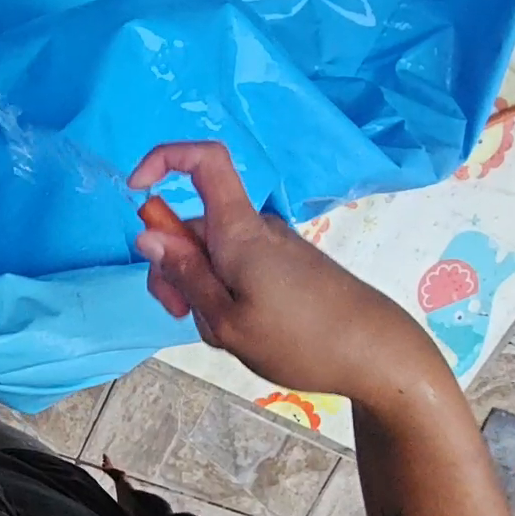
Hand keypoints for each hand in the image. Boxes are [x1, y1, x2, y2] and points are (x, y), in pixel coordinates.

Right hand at [128, 141, 441, 403]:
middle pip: (192, 227)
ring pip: (210, 255)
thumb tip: (147, 236)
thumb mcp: (225, 320)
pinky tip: (242, 329)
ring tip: (223, 332)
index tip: (136, 193)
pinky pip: (234, 267)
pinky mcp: (284, 265)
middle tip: (180, 314)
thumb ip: (184, 275)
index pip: (203, 161)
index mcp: (239, 230)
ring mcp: (271, 246)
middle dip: (172, 267)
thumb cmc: (299, 340)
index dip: (163, 160)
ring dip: (198, 289)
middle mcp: (254, 227)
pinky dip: (222, 293)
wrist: (378, 355)